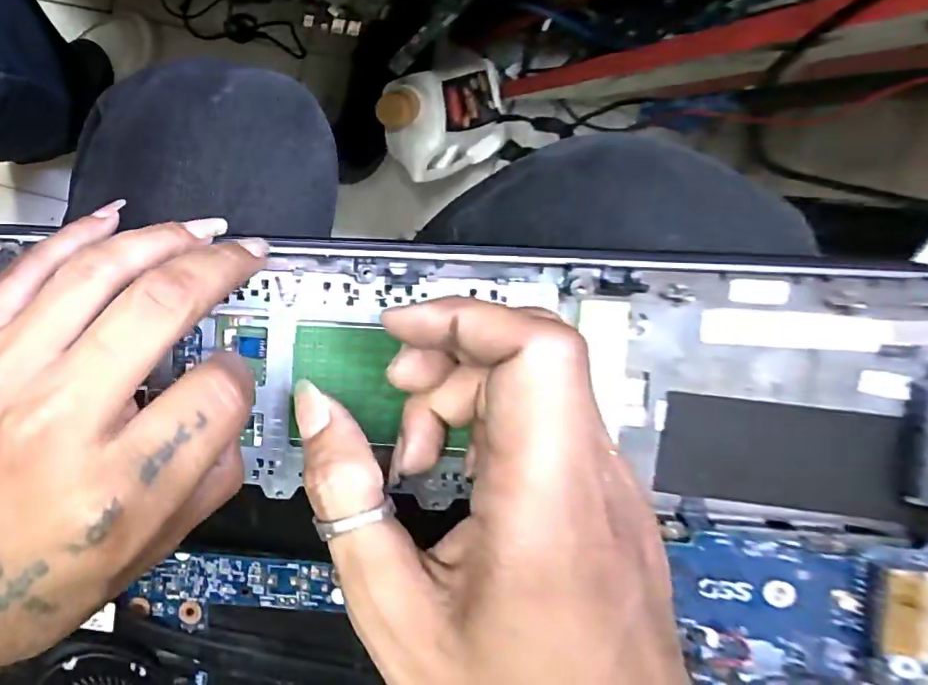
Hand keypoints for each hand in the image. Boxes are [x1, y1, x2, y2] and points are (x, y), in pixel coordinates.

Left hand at [0, 208, 265, 684]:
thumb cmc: (35, 582)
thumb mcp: (140, 555)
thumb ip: (208, 478)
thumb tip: (234, 388)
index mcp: (112, 489)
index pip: (212, 397)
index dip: (238, 372)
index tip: (235, 365)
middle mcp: (56, 419)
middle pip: (159, 307)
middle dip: (218, 268)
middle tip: (246, 251)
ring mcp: (0, 373)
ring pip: (98, 271)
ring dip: (162, 238)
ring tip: (201, 229)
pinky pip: (29, 269)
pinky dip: (80, 234)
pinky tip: (119, 218)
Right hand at [294, 298, 684, 684]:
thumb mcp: (395, 611)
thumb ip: (346, 497)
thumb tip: (318, 405)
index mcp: (551, 502)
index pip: (537, 349)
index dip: (464, 316)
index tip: (399, 331)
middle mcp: (596, 479)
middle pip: (529, 349)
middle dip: (447, 350)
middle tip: (394, 390)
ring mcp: (609, 487)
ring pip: (534, 377)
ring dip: (459, 390)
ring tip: (415, 453)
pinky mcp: (604, 498)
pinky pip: (543, 416)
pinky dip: (484, 419)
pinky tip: (451, 472)